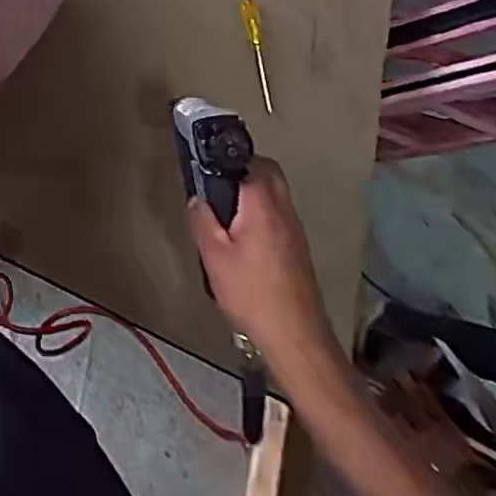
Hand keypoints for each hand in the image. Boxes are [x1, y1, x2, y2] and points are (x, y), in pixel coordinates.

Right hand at [188, 157, 331, 363]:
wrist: (294, 334)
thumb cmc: (255, 297)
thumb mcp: (214, 258)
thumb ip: (202, 221)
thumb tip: (197, 201)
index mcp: (263, 207)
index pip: (252, 164)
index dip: (230, 161)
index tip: (213, 168)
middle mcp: (284, 212)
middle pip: (270, 172)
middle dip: (246, 170)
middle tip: (223, 183)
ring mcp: (295, 229)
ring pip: (277, 193)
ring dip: (256, 192)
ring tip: (231, 211)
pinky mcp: (298, 247)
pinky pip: (281, 215)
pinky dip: (264, 213)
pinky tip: (246, 237)